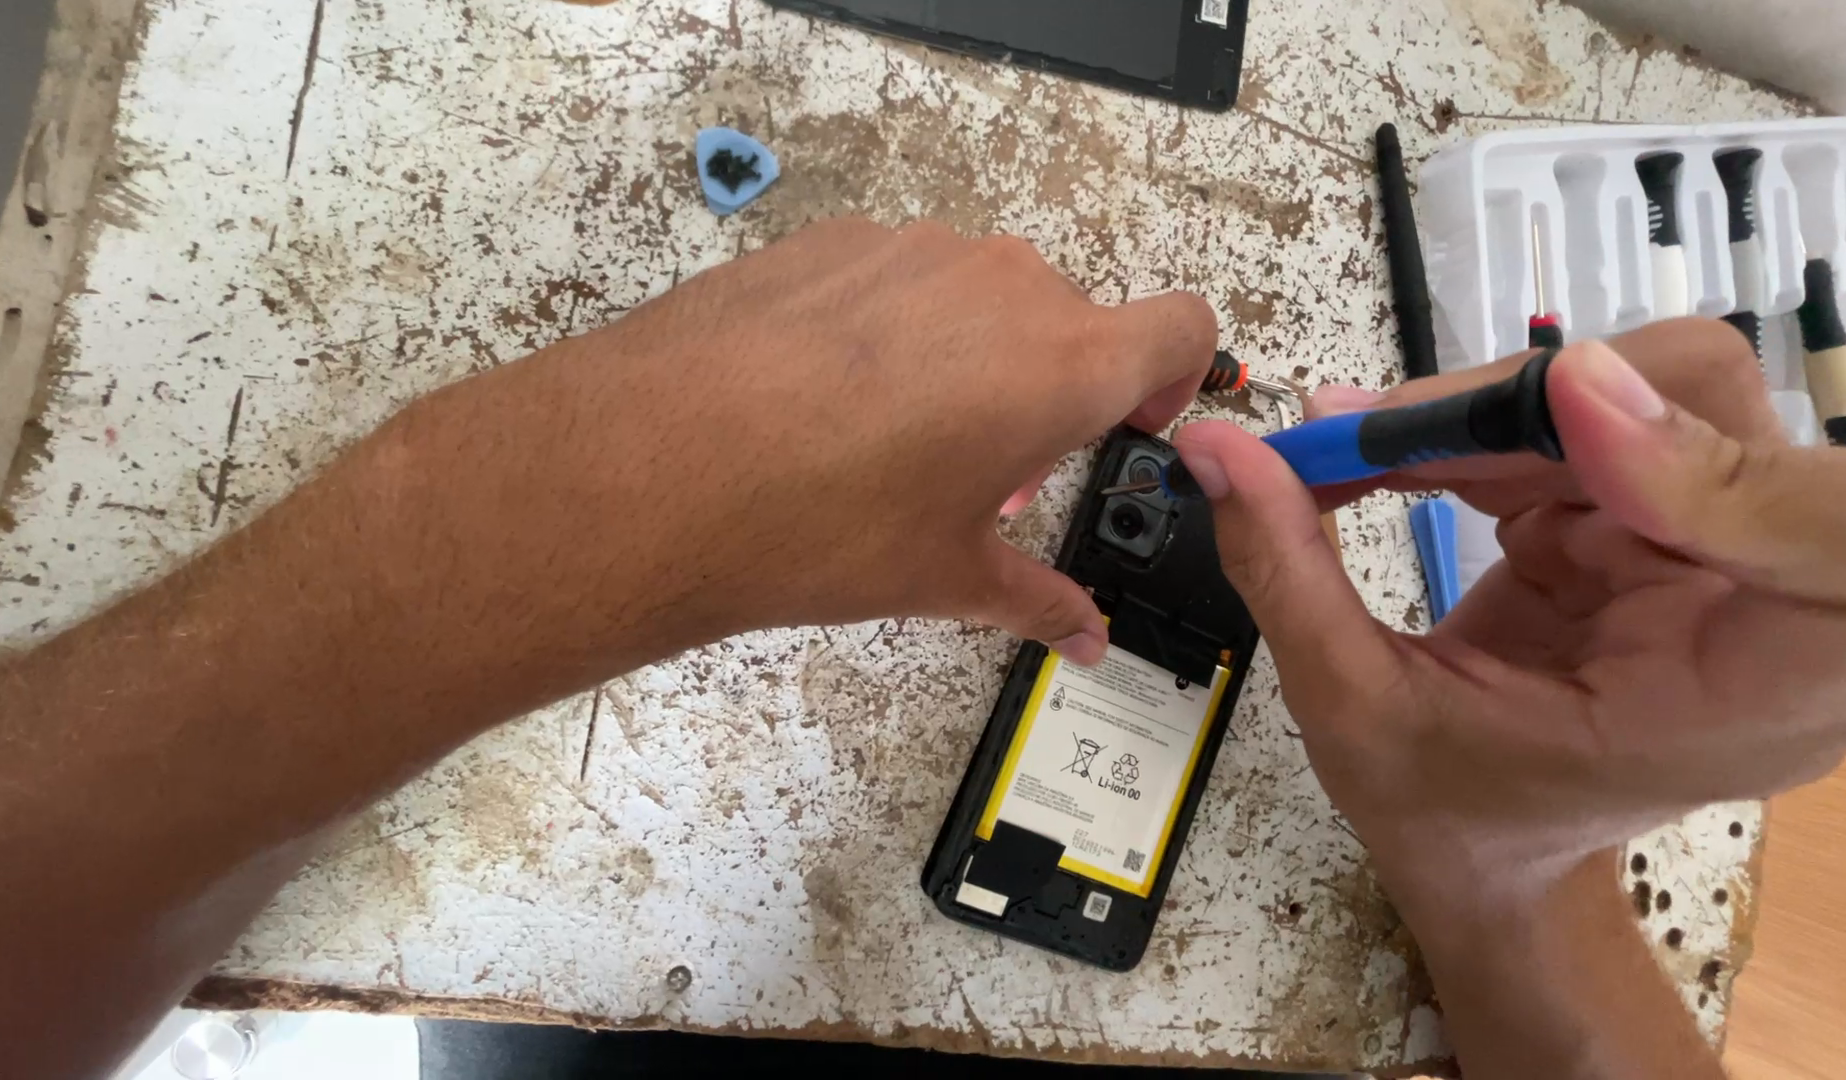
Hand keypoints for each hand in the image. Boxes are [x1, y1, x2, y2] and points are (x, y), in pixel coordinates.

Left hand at [354, 219, 1213, 718]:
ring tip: (899, 439)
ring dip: (975, 361)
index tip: (1127, 423)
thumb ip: (1037, 602)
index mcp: (1062, 364)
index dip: (1173, 376)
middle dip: (1051, 393)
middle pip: (1072, 325)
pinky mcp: (835, 241)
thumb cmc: (829, 529)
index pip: (1182, 330)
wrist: (662, 467)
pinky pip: (903, 280)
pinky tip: (831, 397)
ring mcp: (914, 250)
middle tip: (988, 469)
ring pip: (984, 300)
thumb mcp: (949, 578)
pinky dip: (900, 331)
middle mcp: (1003, 286)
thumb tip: (1086, 640)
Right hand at [1172, 319, 1845, 915]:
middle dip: (1514, 404)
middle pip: (1700, 411)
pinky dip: (1450, 432)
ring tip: (1329, 451)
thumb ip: (1283, 568)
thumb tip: (1213, 446)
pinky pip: (1554, 428)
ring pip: (1615, 398)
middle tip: (1357, 431)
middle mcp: (1763, 599)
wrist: (1476, 844)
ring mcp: (1700, 545)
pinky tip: (1369, 466)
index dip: (1718, 456)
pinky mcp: (1633, 518)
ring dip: (1459, 412)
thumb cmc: (1434, 806)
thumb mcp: (1343, 701)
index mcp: (1749, 692)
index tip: (1562, 410)